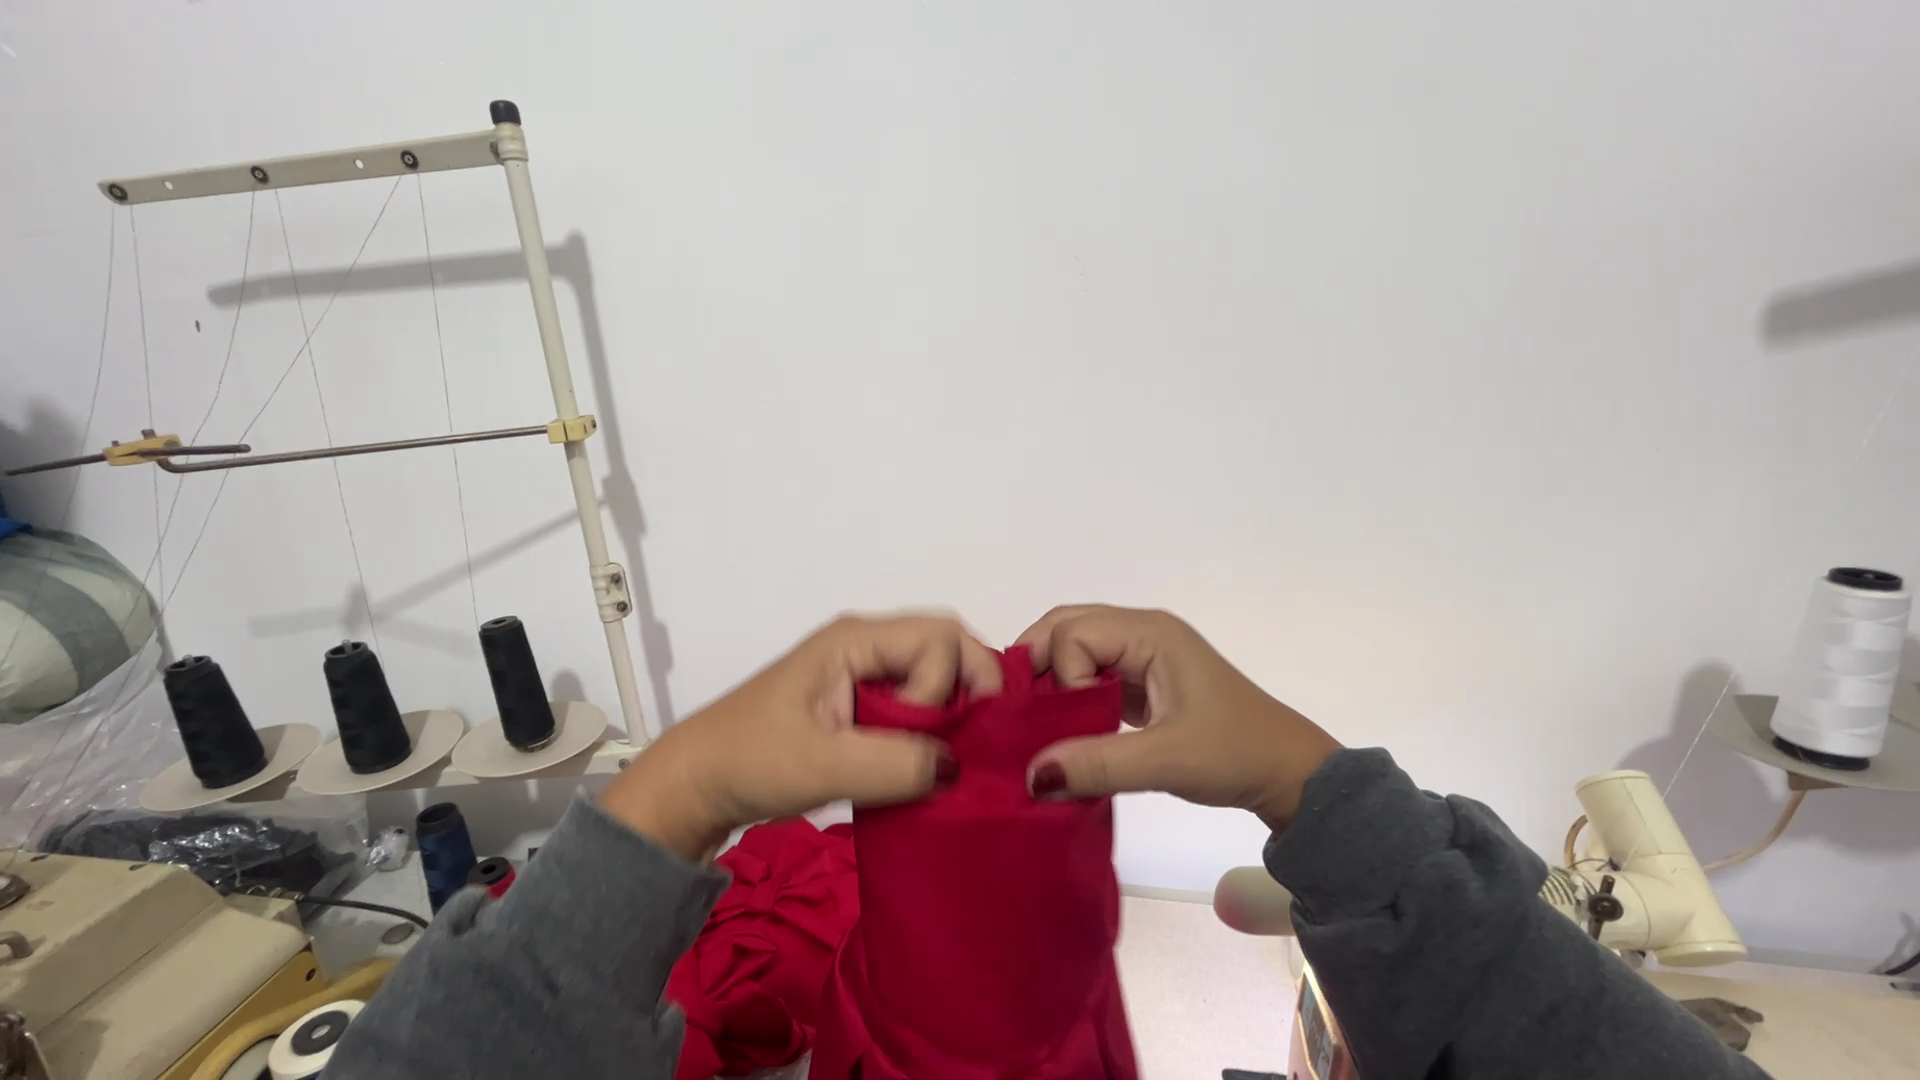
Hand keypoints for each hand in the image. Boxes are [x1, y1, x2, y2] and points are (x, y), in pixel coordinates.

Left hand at [600, 614, 1003, 858]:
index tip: (924, 737)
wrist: (698, 782)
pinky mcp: (860, 700)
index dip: (947, 685)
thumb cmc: (753, 761)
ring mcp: (863, 670)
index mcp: (855, 639)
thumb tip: (958, 766)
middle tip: (971, 739)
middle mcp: (866, 644)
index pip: (939, 637)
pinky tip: (931, 761)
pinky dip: (934, 725)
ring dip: (952, 709)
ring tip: (951, 754)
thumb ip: (897, 765)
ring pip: (935, 672)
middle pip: (945, 644)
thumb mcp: (825, 766)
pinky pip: (917, 699)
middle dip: (969, 687)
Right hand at [1016, 605, 1341, 829]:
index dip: (1061, 676)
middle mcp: (1141, 632)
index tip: (1072, 722)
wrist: (1287, 773)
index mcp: (1150, 633)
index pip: (1073, 634)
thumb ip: (1097, 765)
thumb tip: (1029, 776)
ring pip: (1074, 647)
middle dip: (1038, 664)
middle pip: (1066, 626)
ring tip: (1036, 721)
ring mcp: (1141, 654)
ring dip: (1051, 679)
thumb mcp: (1165, 761)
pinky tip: (1060, 726)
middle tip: (1023, 712)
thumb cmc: (1234, 754)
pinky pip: (1090, 671)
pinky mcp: (1141, 680)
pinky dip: (1068, 693)